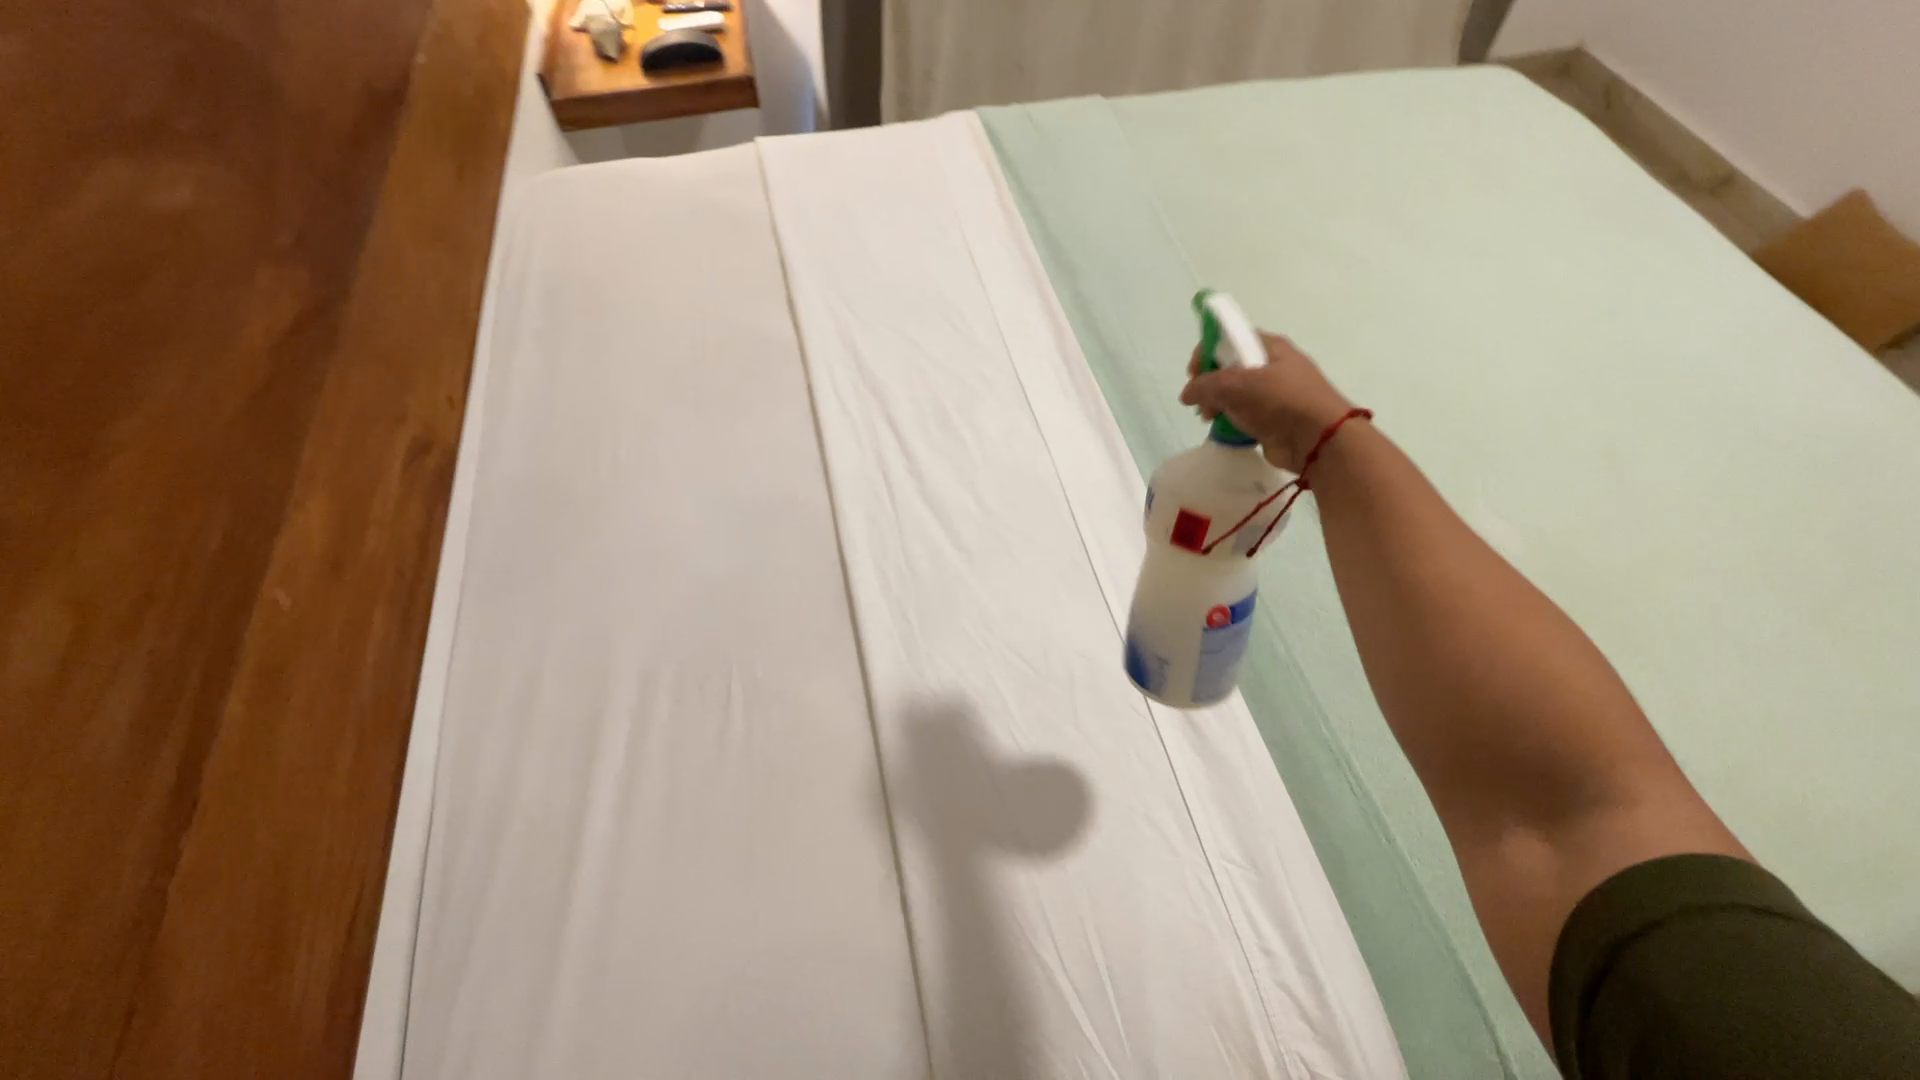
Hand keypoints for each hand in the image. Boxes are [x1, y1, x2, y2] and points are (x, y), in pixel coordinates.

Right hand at [1180, 332, 1355, 472]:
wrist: (1318, 440)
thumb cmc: (1280, 402)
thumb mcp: (1236, 385)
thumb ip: (1204, 385)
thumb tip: (1186, 394)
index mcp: (1270, 347)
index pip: (1229, 339)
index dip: (1206, 352)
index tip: (1193, 374)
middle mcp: (1273, 366)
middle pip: (1230, 367)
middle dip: (1209, 384)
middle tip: (1201, 402)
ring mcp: (1275, 394)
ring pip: (1236, 393)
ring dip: (1218, 405)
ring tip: (1209, 419)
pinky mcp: (1274, 418)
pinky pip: (1245, 415)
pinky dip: (1231, 421)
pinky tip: (1224, 430)